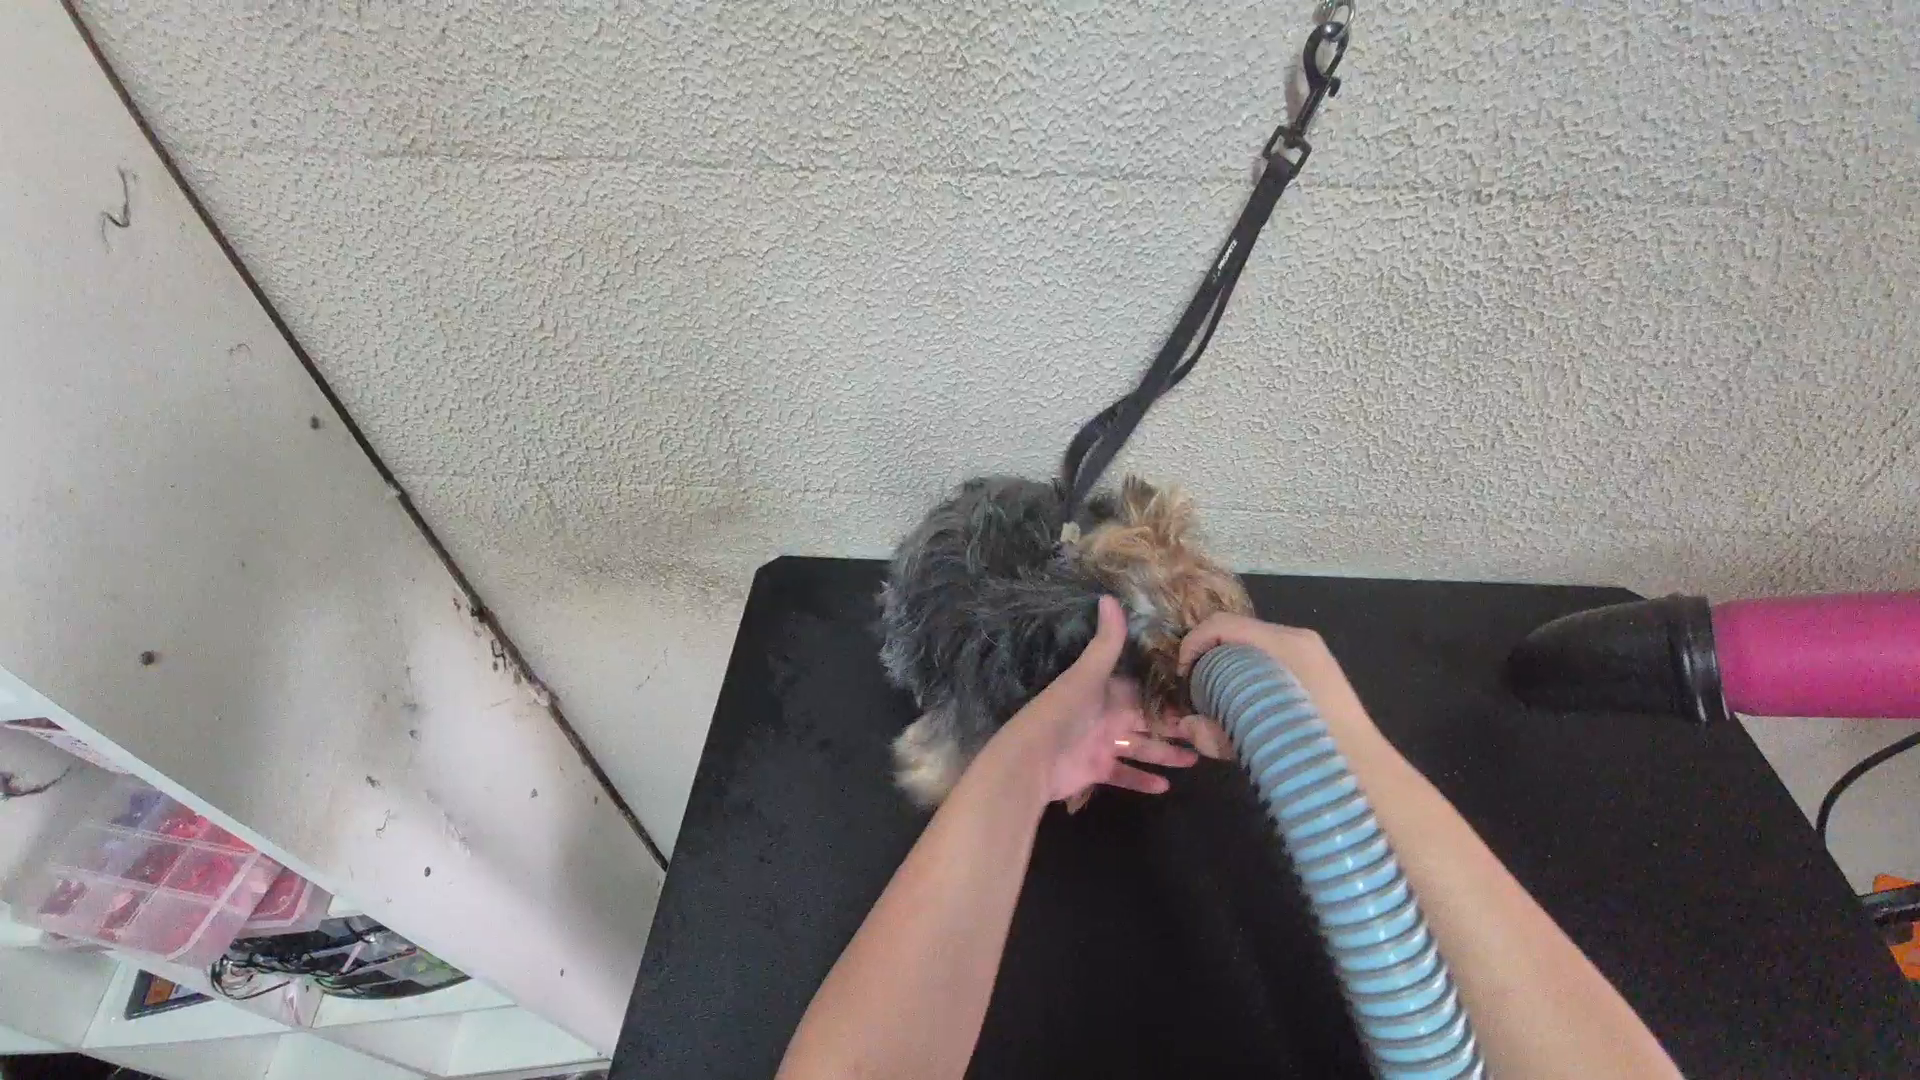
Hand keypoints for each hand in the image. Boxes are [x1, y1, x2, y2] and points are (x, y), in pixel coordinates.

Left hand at [995, 596, 1198, 803]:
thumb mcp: (1087, 674)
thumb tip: (1109, 596)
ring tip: (1196, 757)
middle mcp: (1106, 716)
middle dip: (1173, 723)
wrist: (1031, 758)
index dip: (1167, 690)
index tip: (1199, 691)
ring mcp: (1101, 744)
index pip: (1142, 688)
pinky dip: (1142, 780)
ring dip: (1165, 753)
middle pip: (1146, 719)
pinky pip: (1124, 775)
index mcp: (1106, 691)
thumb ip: (1106, 643)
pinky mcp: (1097, 770)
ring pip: (1140, 748)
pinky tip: (1166, 786)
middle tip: (1208, 728)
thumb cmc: (1062, 712)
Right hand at [1176, 613, 1370, 737]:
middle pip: (1238, 630)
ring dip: (1230, 662)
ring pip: (1255, 643)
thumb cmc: (1305, 751)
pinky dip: (1250, 670)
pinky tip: (1247, 700)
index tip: (1182, 674)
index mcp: (1282, 645)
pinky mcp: (1318, 667)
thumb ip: (1211, 733)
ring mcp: (1312, 651)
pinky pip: (1272, 656)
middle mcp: (1298, 639)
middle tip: (1196, 685)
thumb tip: (1184, 727)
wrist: (1363, 772)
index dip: (1192, 643)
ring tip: (1219, 694)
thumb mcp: (1248, 742)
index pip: (1222, 624)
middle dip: (1209, 652)